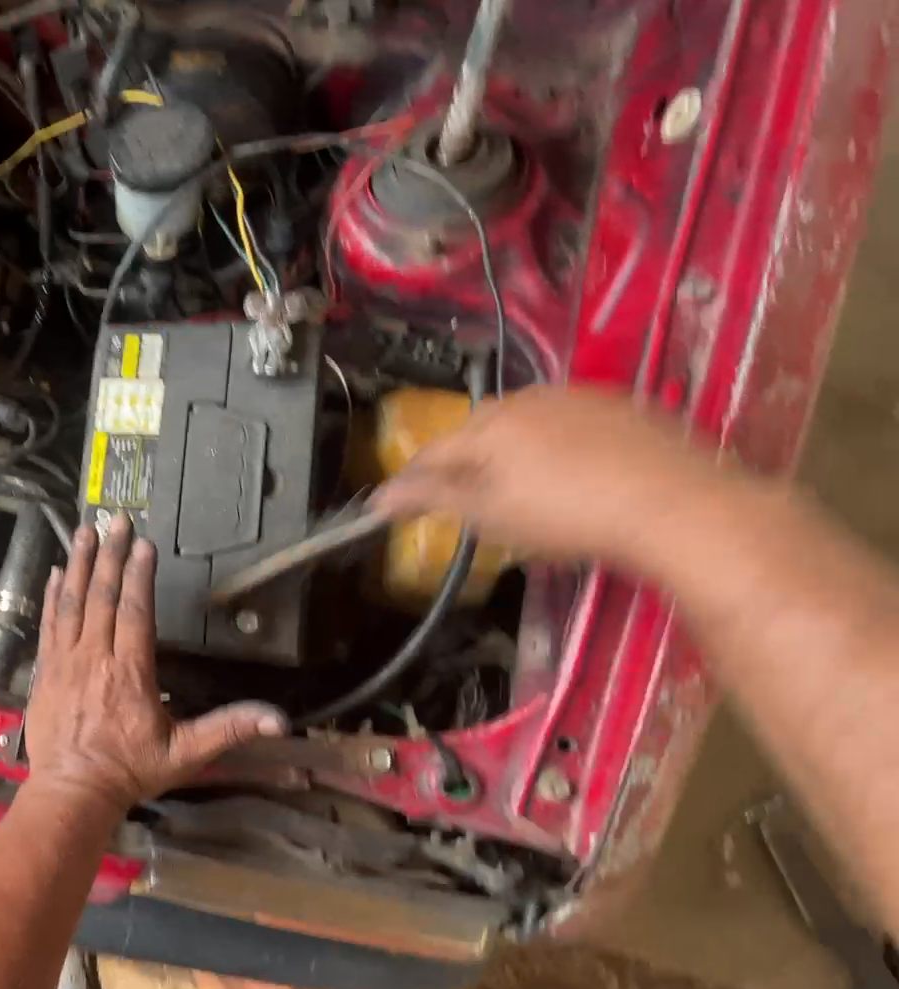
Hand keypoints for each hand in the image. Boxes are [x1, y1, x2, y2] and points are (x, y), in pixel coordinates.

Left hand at [23, 518, 284, 815]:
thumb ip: (228, 730)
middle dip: (111, 556)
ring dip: (79, 565)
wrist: (72, 790)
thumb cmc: (129, 770)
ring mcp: (64, 661)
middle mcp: (94, 657)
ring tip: (85, 532)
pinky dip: (52, 596)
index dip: (140, 577)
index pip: (135, 613)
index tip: (144, 544)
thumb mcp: (184, 754)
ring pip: (71, 603)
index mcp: (129, 672)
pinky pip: (48, 624)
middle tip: (115, 520)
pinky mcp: (44, 669)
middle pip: (102, 597)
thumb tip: (278, 719)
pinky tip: (56, 573)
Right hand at [371, 386, 743, 565]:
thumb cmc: (570, 516)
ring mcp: (578, 398)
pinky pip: (569, 421)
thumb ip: (430, 499)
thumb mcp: (489, 516)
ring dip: (511, 448)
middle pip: (477, 431)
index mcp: (488, 426)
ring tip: (523, 485)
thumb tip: (379, 497)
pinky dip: (557, 442)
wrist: (684, 508)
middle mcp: (527, 400)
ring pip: (523, 422)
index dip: (413, 480)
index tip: (400, 504)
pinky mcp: (623, 406)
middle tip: (471, 497)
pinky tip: (573, 472)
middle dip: (465, 460)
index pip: (431, 453)